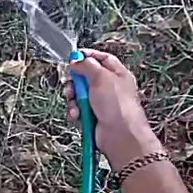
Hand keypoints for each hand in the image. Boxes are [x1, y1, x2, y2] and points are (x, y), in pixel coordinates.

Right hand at [65, 48, 164, 170]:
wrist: (120, 135)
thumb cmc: (118, 106)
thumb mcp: (101, 77)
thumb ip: (87, 65)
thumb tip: (77, 61)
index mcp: (118, 74)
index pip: (102, 59)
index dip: (88, 56)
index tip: (75, 56)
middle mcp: (110, 88)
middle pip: (86, 77)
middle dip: (76, 81)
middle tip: (73, 84)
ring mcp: (102, 104)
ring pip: (79, 95)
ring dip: (73, 99)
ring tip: (76, 103)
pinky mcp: (93, 117)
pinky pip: (78, 110)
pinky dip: (75, 112)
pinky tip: (77, 115)